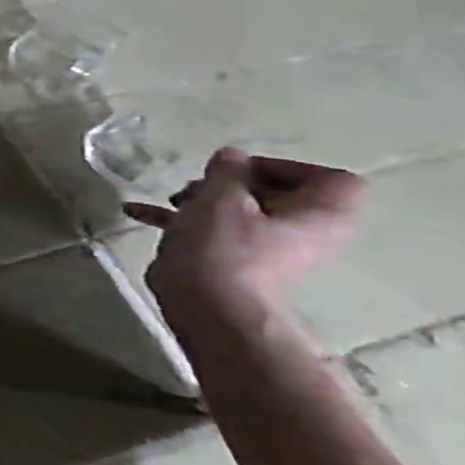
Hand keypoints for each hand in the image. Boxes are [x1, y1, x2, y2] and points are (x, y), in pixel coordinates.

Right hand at [125, 148, 365, 315]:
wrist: (207, 307)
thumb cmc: (223, 247)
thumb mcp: (220, 197)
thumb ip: (227, 170)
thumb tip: (231, 157)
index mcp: (323, 213)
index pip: (326, 177)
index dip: (282, 167)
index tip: (236, 170)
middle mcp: (307, 231)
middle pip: (276, 193)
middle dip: (230, 183)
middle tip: (198, 185)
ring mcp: (271, 250)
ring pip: (241, 212)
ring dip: (202, 199)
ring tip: (171, 200)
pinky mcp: (237, 262)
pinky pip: (216, 232)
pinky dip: (183, 220)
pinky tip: (137, 212)